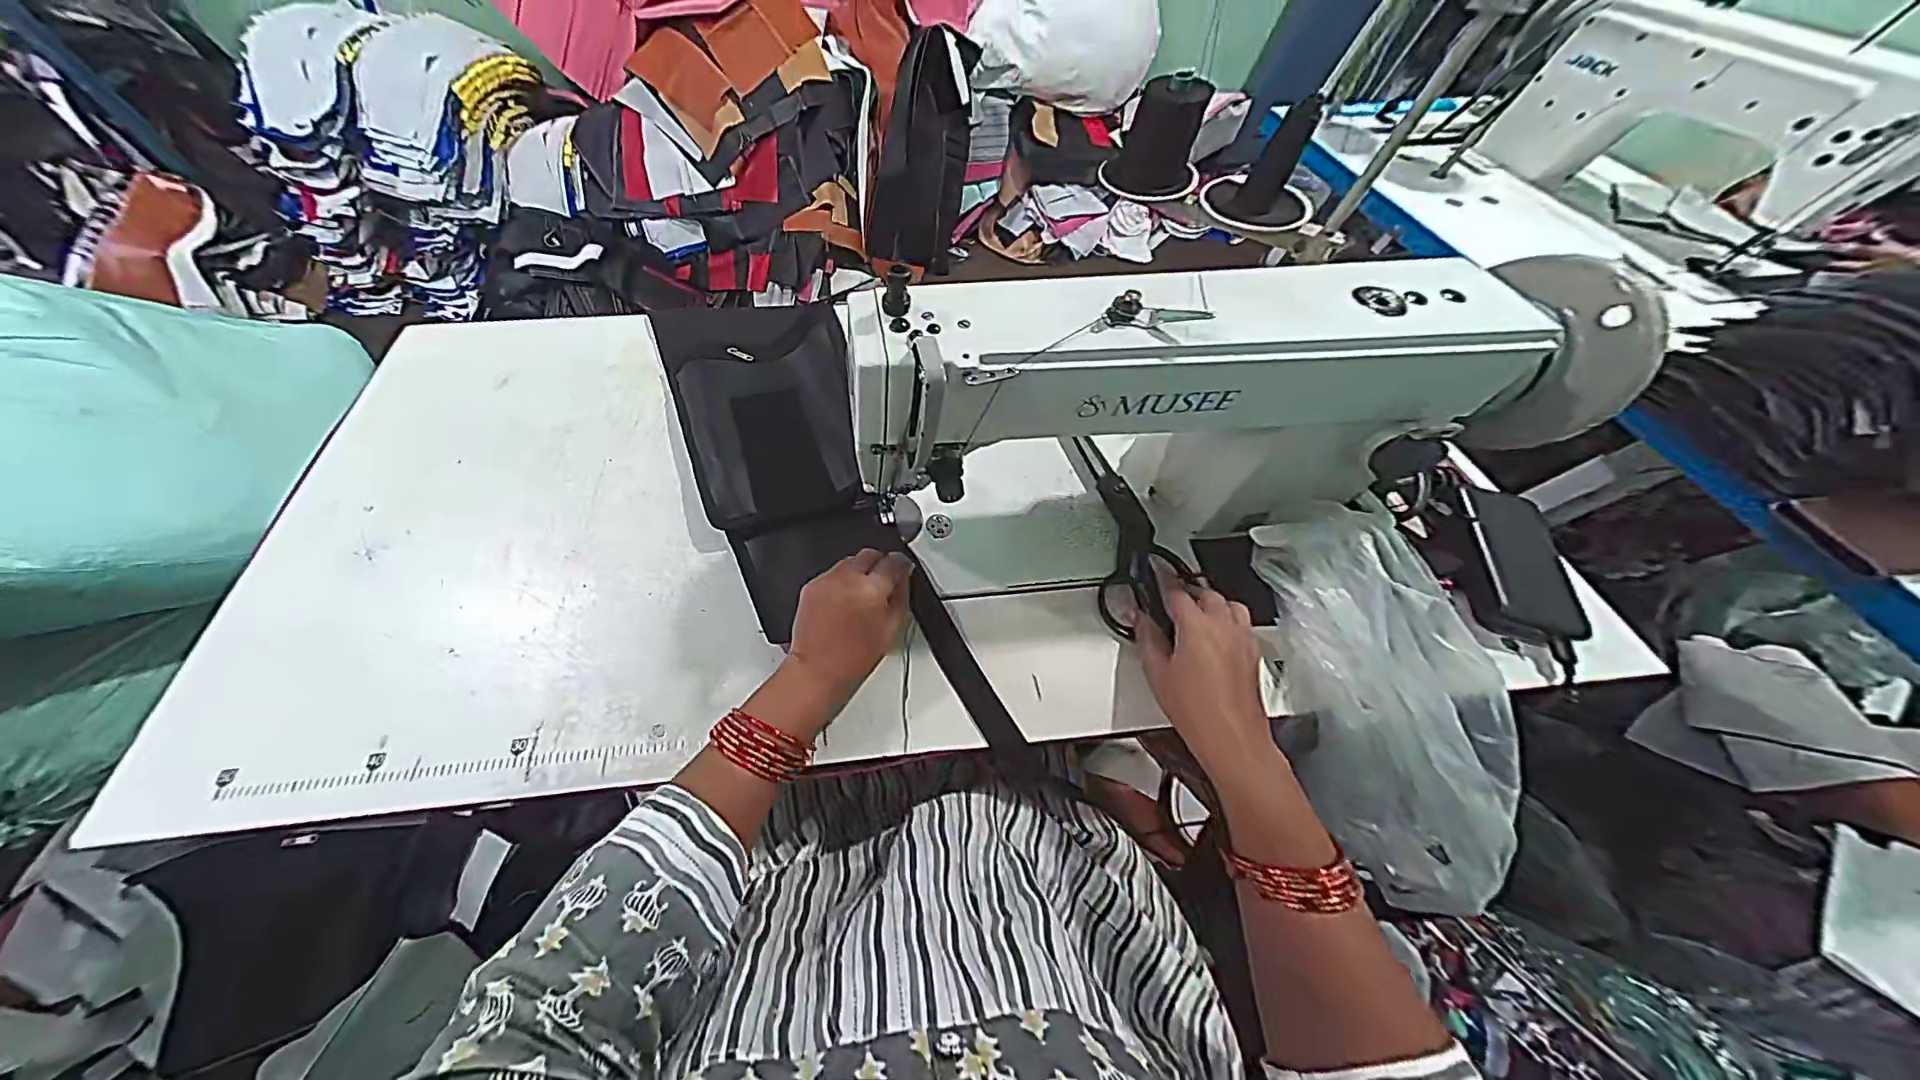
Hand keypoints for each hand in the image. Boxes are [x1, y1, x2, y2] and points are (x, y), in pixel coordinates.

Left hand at [746, 549, 913, 741]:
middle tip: (882, 581)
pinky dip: (840, 582)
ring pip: (849, 561)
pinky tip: (843, 603)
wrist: (819, 668)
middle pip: (869, 554)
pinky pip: (832, 574)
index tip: (902, 569)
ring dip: (859, 573)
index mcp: (871, 589)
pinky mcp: (811, 586)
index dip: (901, 565)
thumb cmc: (854, 657)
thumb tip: (904, 577)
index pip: (893, 561)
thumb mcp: (893, 628)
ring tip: (861, 597)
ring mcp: (827, 581)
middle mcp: (847, 579)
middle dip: (879, 564)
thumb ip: (902, 595)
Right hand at [1131, 565, 1278, 784]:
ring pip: (1229, 604)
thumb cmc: (1198, 711)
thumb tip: (1141, 619)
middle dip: (1187, 592)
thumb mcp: (1157, 672)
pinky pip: (1241, 623)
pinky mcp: (1253, 652)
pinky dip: (1228, 620)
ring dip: (1212, 603)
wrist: (1232, 737)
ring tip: (1195, 613)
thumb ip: (1147, 637)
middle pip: (1205, 592)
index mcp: (1197, 625)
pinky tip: (1216, 633)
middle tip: (1170, 600)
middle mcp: (1224, 625)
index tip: (1155, 575)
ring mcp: (1243, 637)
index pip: (1176, 591)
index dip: (1162, 581)